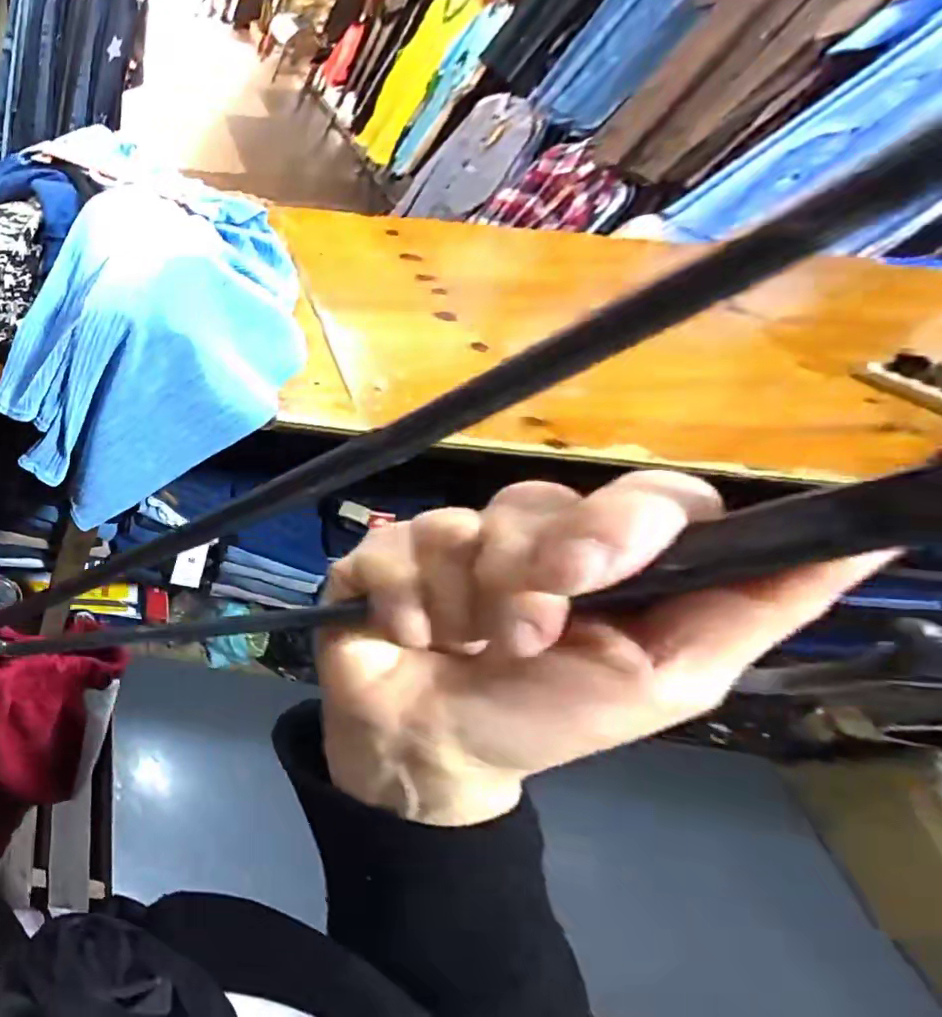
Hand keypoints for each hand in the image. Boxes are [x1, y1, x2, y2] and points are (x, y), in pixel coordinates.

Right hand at [318, 470, 894, 824]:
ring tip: (457, 646)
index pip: (640, 494)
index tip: (593, 571)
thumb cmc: (544, 718)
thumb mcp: (663, 681)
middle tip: (518, 640)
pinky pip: (389, 550)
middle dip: (522, 580)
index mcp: (602, 559)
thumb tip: (864, 541)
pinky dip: (403, 604)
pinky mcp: (376, 555)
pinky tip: (407, 636)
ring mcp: (442, 541)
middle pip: (530, 504)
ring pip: (452, 527)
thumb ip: (746, 611)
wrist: (430, 745)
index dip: (620, 520)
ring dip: (460, 605)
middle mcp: (522, 536)